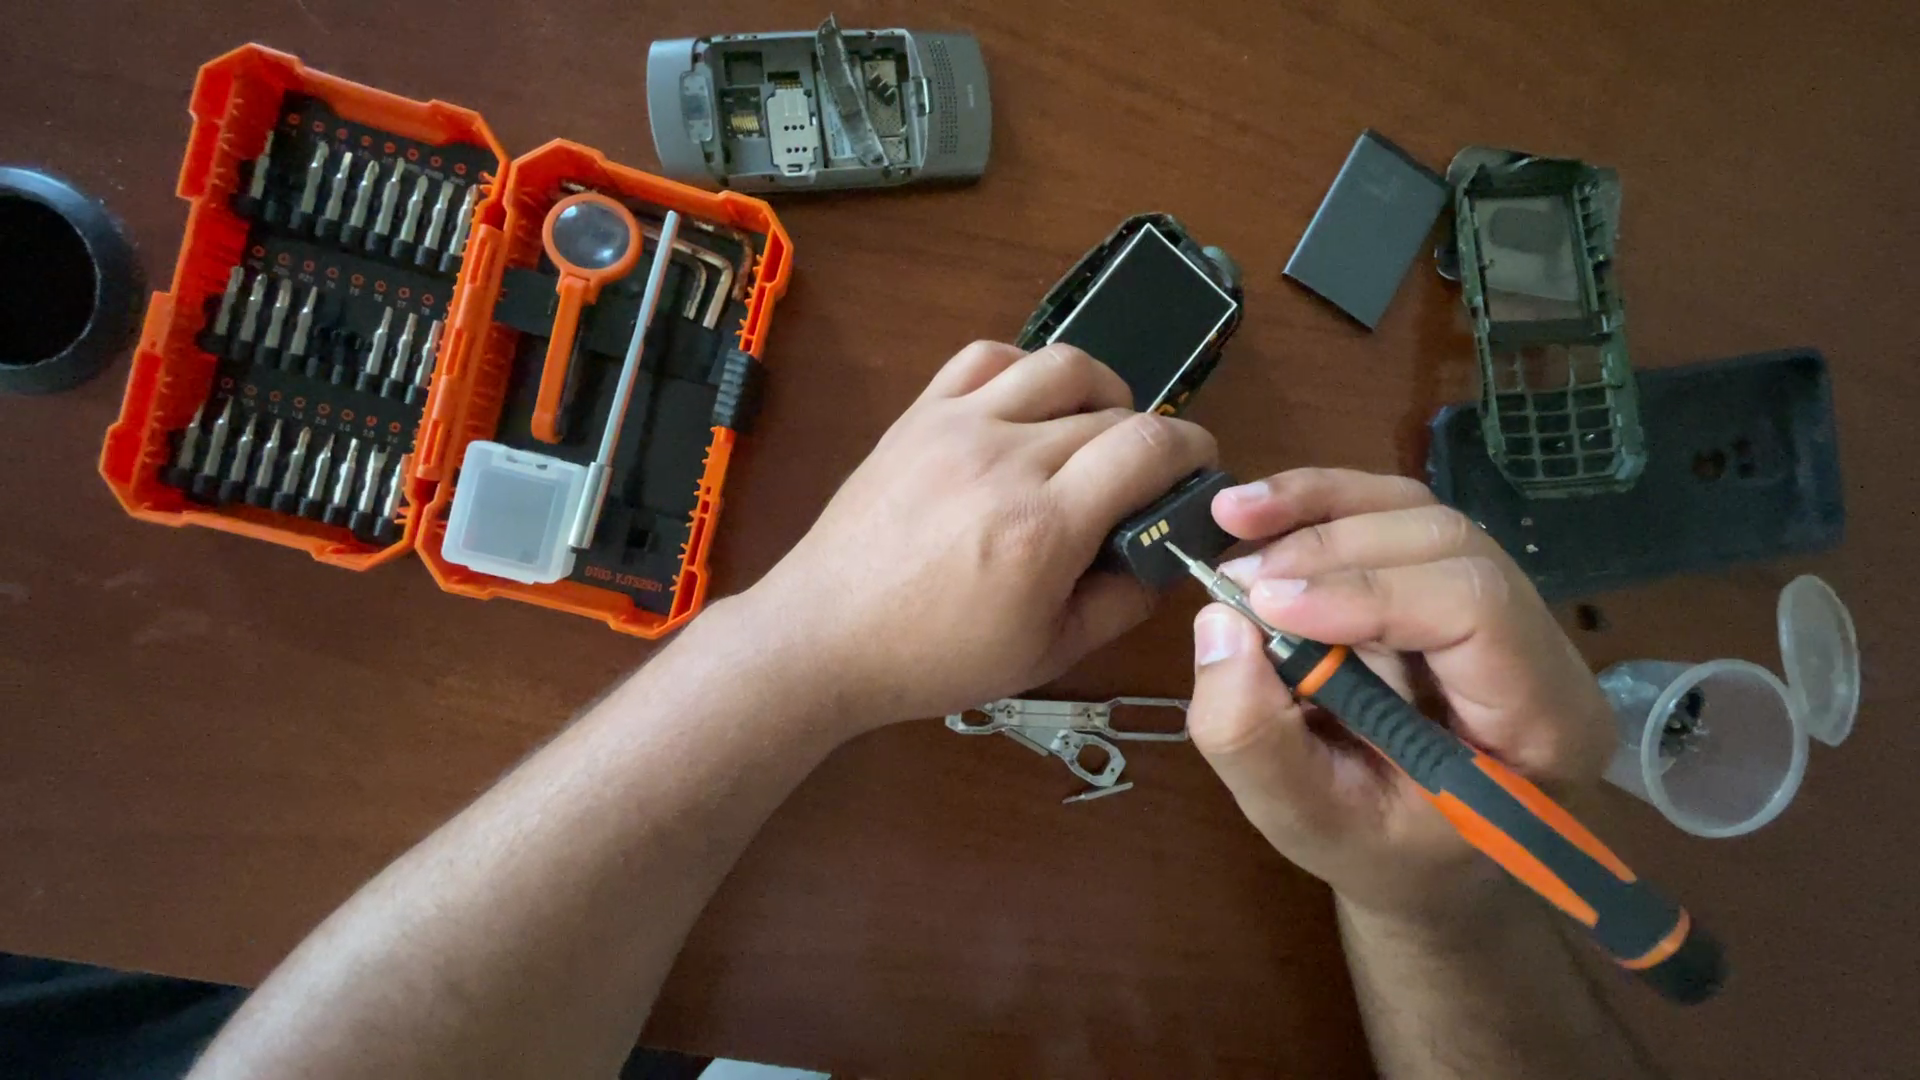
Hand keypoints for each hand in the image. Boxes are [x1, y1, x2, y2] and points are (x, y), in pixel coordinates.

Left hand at [748, 341, 1215, 726]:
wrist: (824, 635)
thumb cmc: (934, 658)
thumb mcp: (1046, 653)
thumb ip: (1121, 602)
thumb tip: (1162, 556)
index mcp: (1044, 526)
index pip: (1149, 449)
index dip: (1193, 451)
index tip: (1199, 470)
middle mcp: (1006, 458)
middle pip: (1113, 413)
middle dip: (1149, 440)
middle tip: (1142, 478)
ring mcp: (957, 425)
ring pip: (1060, 365)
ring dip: (1100, 389)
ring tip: (1097, 428)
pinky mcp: (918, 415)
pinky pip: (985, 356)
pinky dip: (1025, 368)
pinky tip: (1027, 406)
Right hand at [1185, 468, 1611, 922]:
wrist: (1413, 847)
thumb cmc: (1374, 846)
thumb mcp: (1302, 819)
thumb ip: (1254, 738)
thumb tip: (1219, 623)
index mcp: (1540, 719)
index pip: (1477, 610)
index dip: (1368, 594)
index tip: (1266, 606)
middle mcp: (1531, 640)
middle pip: (1445, 543)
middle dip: (1329, 548)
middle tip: (1236, 579)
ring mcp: (1486, 594)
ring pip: (1412, 510)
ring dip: (1314, 506)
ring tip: (1231, 520)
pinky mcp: (1432, 575)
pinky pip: (1381, 510)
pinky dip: (1311, 503)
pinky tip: (1253, 515)